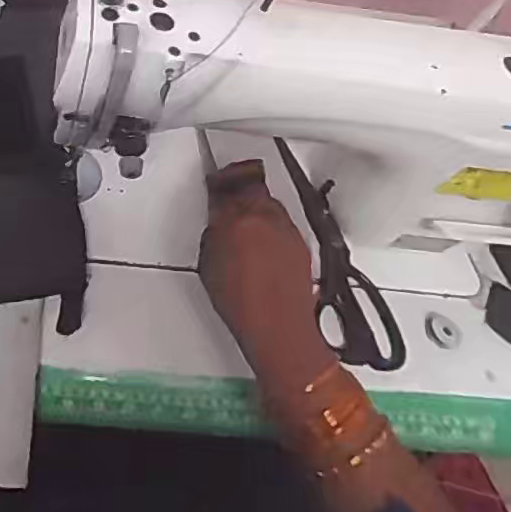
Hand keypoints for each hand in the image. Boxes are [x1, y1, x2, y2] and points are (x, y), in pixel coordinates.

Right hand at [197, 161, 333, 395]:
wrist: (279, 328)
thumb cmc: (242, 305)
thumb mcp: (210, 266)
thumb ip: (214, 235)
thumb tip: (217, 224)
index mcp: (234, 221)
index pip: (223, 189)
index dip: (217, 183)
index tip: (214, 183)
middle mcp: (263, 218)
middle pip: (250, 186)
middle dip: (239, 184)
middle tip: (229, 188)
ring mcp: (284, 228)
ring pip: (268, 201)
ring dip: (256, 203)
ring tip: (246, 215)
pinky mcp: (299, 241)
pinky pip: (282, 220)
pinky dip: (271, 221)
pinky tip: (263, 236)